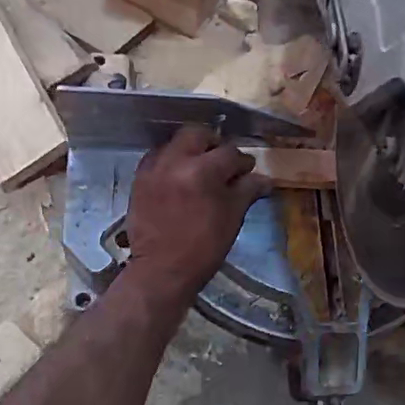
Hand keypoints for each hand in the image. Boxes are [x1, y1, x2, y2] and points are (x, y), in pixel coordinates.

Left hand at [123, 126, 270, 303]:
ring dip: (190, 150)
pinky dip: (170, 161)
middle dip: (213, 144)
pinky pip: (156, 157)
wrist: (162, 271)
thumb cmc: (203, 249)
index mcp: (203, 172)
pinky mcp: (139, 179)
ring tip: (199, 168)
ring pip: (174, 143)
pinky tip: (178, 176)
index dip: (243, 162)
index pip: (230, 153)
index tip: (247, 171)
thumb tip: (264, 179)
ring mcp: (154, 169)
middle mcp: (175, 162)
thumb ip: (246, 191)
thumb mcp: (231, 219)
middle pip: (197, 134)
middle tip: (222, 161)